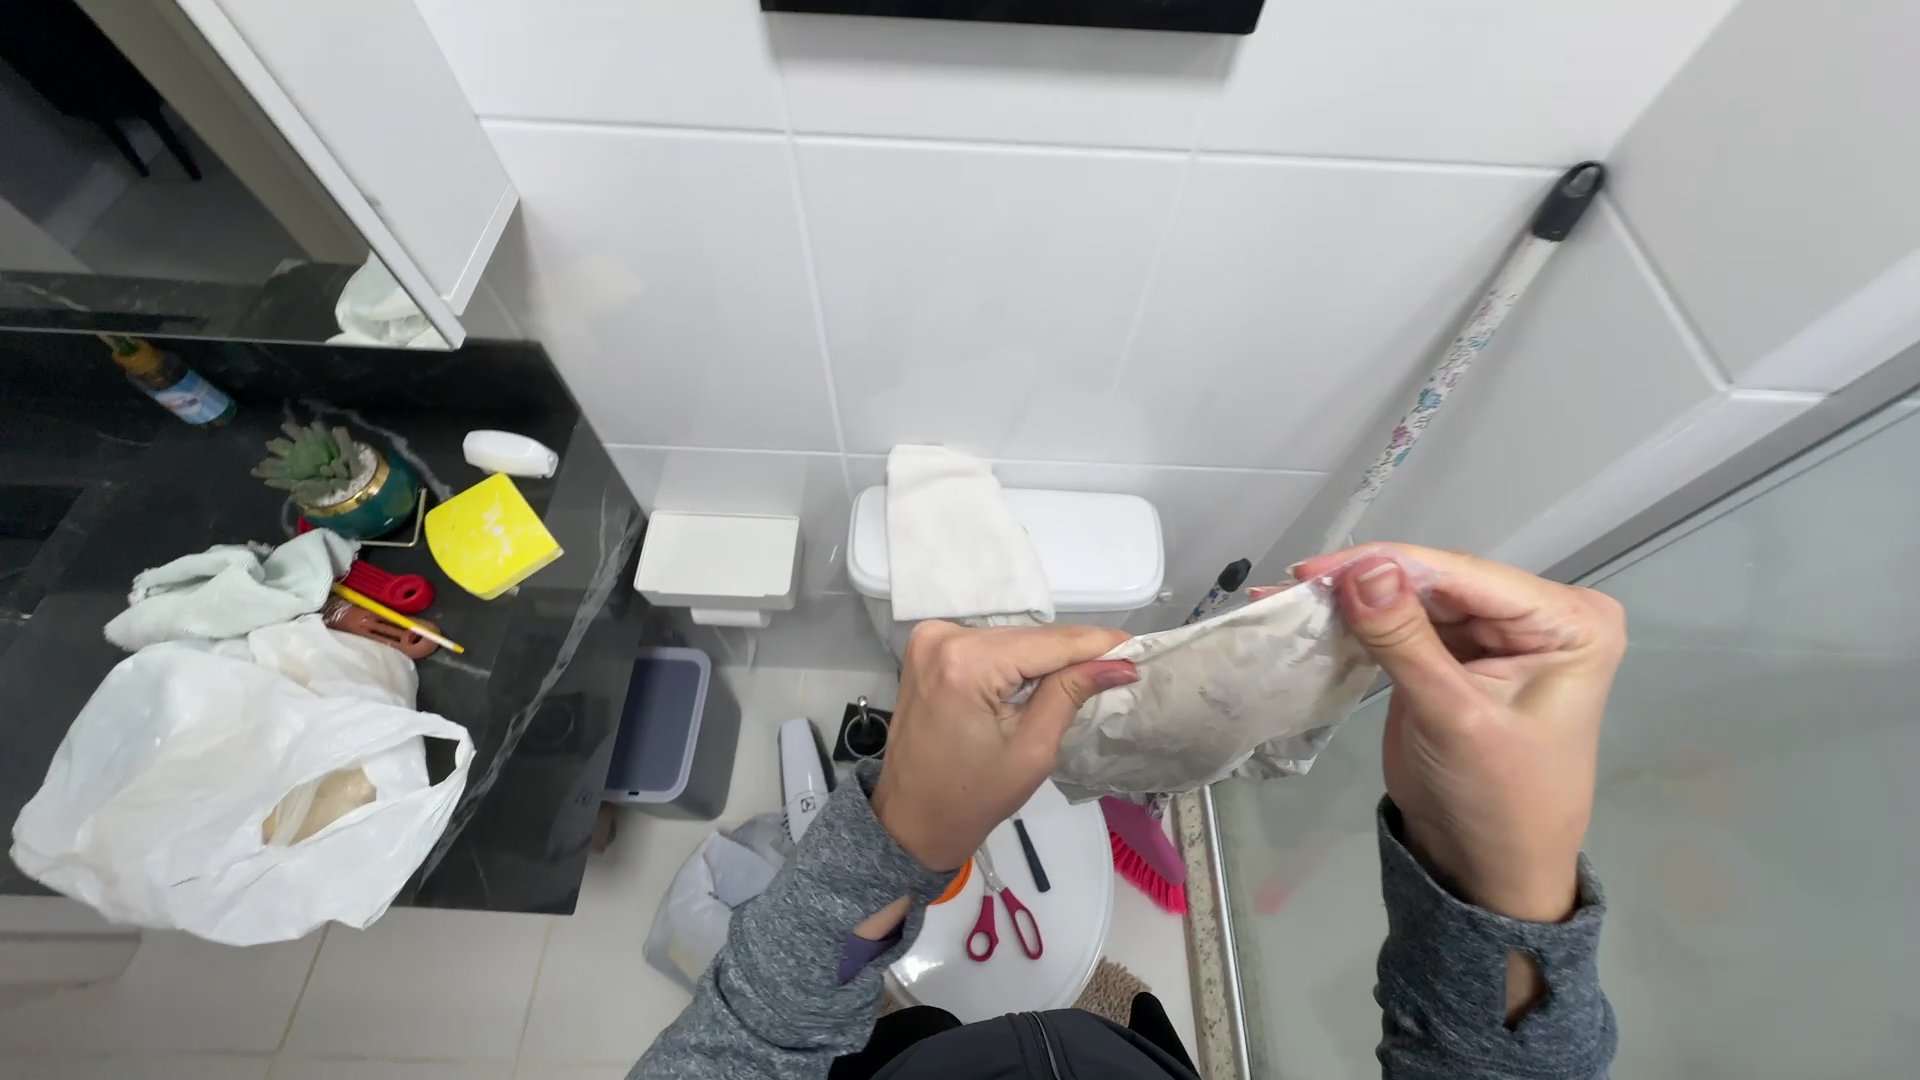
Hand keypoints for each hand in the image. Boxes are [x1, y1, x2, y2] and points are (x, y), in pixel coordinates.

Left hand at [870, 621, 1137, 870]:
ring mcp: (930, 638)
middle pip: (1029, 637)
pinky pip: (988, 644)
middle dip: (1074, 652)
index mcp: (966, 662)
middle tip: (1120, 665)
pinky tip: (1043, 675)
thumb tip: (1119, 662)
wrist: (910, 819)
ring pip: (1010, 638)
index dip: (1097, 644)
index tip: (1139, 648)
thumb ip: (1071, 693)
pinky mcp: (927, 646)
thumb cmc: (972, 798)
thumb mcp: (1033, 750)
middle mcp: (944, 636)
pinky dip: (1016, 658)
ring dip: (1046, 655)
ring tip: (1089, 672)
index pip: (1048, 642)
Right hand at [1293, 544, 1626, 922]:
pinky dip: (1350, 620)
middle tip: (1289, 583)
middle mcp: (1530, 615)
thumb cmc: (1495, 799)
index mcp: (1565, 621)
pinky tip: (1309, 612)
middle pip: (1430, 579)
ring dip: (1345, 597)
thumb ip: (1405, 639)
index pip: (1461, 574)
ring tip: (1285, 593)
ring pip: (1404, 595)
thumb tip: (1363, 567)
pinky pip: (1394, 622)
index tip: (1310, 570)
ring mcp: (1486, 633)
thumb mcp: (1452, 715)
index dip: (1383, 564)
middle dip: (1358, 579)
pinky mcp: (1446, 652)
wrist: (1483, 864)